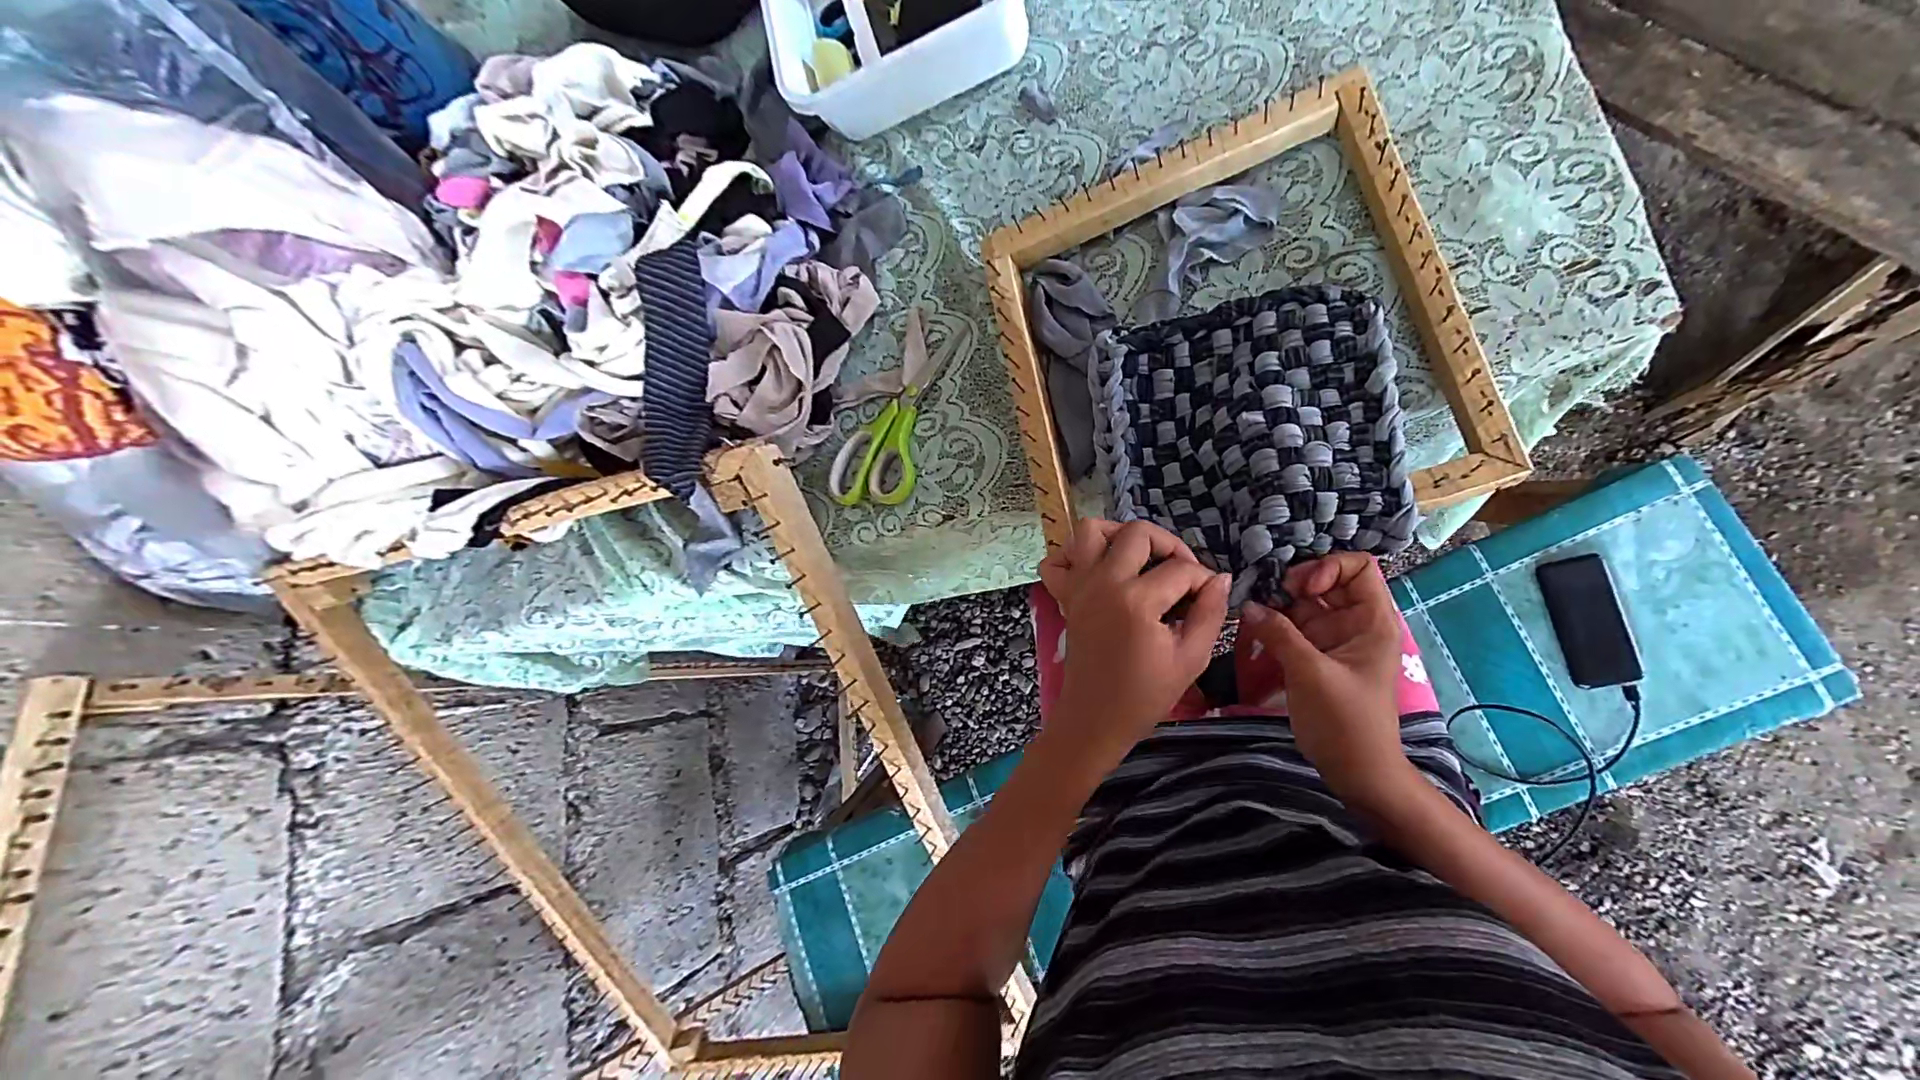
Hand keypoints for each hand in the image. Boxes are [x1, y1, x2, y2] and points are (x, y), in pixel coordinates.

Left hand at [1037, 519, 1229, 757]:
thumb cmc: (1145, 695)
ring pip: (1090, 531)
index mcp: (1136, 601)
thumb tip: (1220, 579)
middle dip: (1168, 544)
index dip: (1204, 579)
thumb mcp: (1191, 658)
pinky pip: (1056, 561)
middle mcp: (1103, 583)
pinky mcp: (1064, 597)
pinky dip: (1073, 557)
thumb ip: (1210, 613)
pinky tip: (1099, 572)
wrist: (1095, 719)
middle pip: (1137, 533)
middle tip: (1180, 572)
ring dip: (1118, 535)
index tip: (1209, 597)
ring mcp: (1078, 587)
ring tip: (1139, 559)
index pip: (1181, 569)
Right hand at [1238, 553, 1416, 806]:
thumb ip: (1279, 634)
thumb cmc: (1346, 721)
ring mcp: (1331, 640)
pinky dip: (1272, 625)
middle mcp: (1352, 624)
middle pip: (1324, 582)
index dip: (1328, 568)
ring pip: (1302, 605)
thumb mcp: (1311, 673)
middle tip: (1265, 597)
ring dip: (1277, 605)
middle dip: (1292, 584)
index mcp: (1371, 622)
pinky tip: (1252, 630)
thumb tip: (1248, 605)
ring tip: (1250, 613)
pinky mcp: (1312, 656)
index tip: (1300, 589)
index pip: (1358, 568)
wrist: (1356, 771)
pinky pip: (1290, 628)